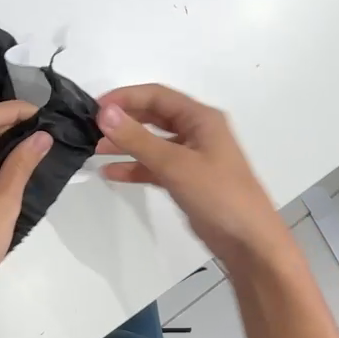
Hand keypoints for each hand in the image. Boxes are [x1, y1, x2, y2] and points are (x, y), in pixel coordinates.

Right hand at [95, 85, 288, 262]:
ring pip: (152, 141)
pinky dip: (134, 167)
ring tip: (94, 149)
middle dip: (123, 120)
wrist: (248, 242)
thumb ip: (137, 139)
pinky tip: (110, 173)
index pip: (157, 96)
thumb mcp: (175, 164)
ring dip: (125, 143)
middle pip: (153, 116)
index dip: (125, 97)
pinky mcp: (186, 179)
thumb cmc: (218, 195)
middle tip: (90, 127)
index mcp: (201, 118)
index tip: (94, 108)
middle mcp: (196, 131)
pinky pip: (154, 165)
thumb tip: (104, 113)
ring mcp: (191, 156)